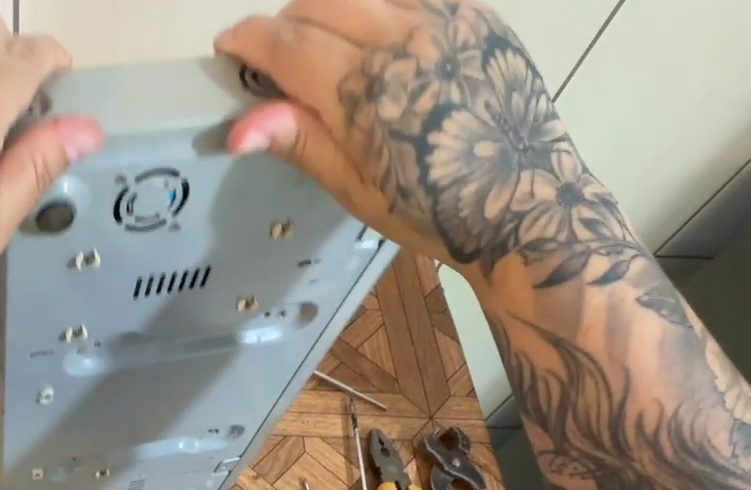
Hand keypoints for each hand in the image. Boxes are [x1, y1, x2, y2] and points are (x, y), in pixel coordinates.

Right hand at [216, 0, 635, 289]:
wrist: (522, 200)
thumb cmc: (429, 208)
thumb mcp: (355, 187)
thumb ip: (300, 141)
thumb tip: (237, 129)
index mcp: (364, 90)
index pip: (288, 42)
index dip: (249, 39)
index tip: (228, 45)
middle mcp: (401, 37)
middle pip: (319, 1)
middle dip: (286, 23)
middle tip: (280, 61)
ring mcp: (444, 15)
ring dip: (330, 9)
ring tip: (327, 47)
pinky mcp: (475, 11)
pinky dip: (377, 7)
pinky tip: (379, 42)